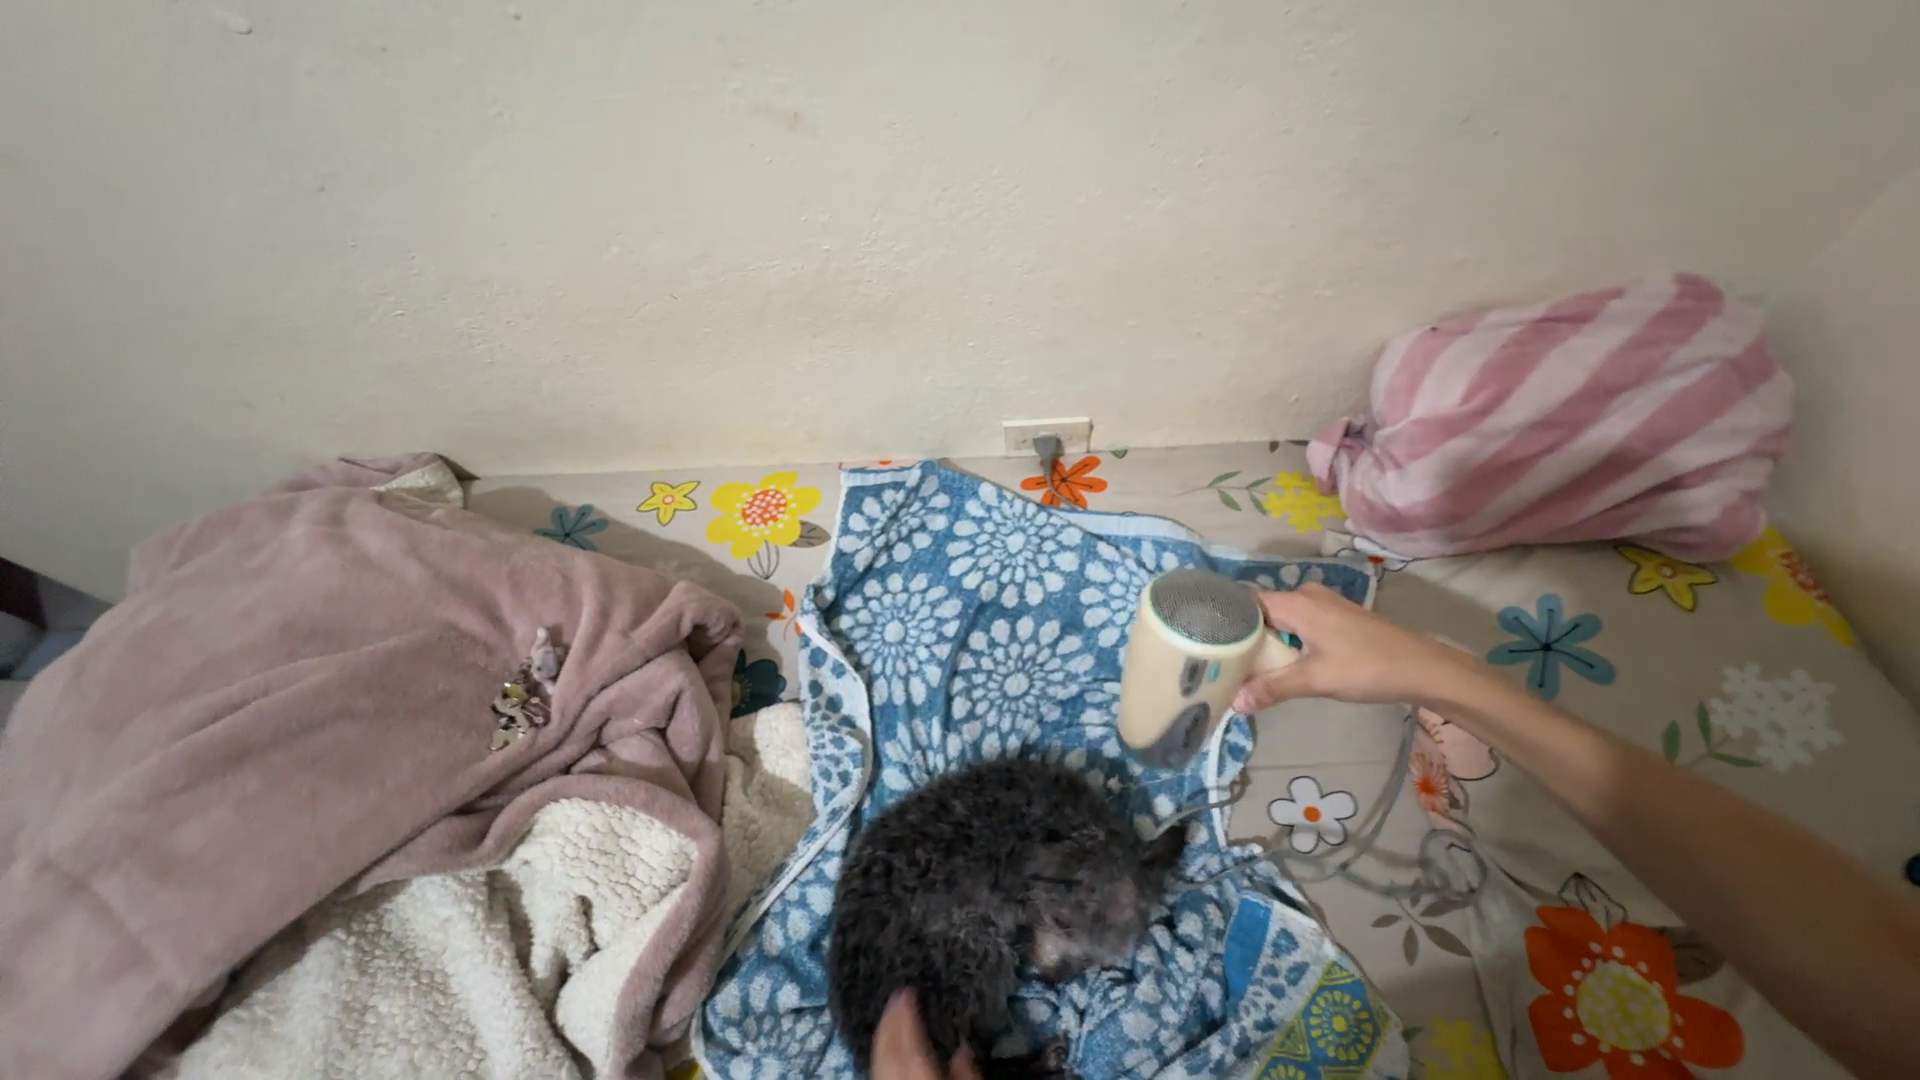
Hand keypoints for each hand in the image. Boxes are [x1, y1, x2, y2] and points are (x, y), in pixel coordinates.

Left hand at [873, 991, 982, 1079]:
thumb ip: (966, 1068)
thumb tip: (964, 1046)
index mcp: (918, 1066)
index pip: (908, 1032)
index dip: (906, 1008)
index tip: (908, 988)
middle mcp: (897, 1072)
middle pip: (889, 1041)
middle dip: (891, 1015)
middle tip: (898, 993)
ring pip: (879, 1052)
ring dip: (884, 1030)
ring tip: (891, 1012)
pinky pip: (877, 1064)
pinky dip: (882, 1048)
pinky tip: (887, 1044)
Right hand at [1231, 583, 1477, 711]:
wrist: (1425, 669)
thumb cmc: (1367, 667)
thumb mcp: (1315, 680)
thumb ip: (1272, 688)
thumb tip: (1234, 703)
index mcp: (1296, 603)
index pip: (1245, 602)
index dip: (1223, 620)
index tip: (1203, 641)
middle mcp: (1306, 596)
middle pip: (1260, 612)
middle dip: (1241, 635)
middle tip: (1215, 660)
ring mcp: (1324, 607)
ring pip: (1280, 620)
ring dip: (1264, 641)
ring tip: (1239, 665)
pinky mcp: (1335, 620)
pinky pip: (1297, 625)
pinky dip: (1284, 642)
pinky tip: (1277, 664)